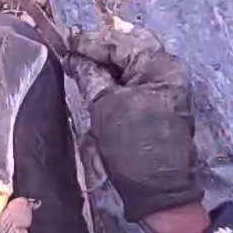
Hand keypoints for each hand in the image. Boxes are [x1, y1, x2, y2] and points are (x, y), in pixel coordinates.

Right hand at [70, 27, 203, 221]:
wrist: (158, 191)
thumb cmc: (133, 148)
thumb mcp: (105, 109)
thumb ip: (90, 76)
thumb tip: (73, 58)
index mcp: (160, 67)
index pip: (120, 42)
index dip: (89, 41)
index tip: (64, 41)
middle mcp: (168, 72)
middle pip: (130, 47)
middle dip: (100, 46)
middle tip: (71, 48)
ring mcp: (166, 89)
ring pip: (132, 64)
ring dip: (107, 61)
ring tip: (80, 61)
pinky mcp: (160, 105)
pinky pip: (135, 81)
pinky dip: (115, 77)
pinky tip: (97, 78)